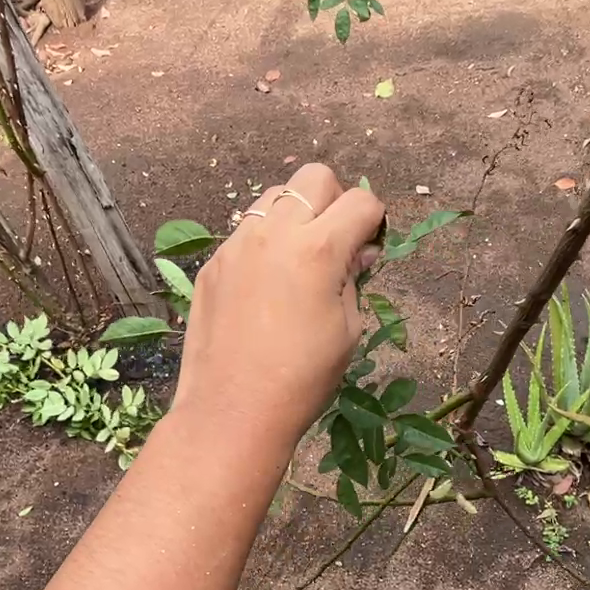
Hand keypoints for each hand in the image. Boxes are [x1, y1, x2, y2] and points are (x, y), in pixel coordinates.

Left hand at [171, 163, 384, 449]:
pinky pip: (246, 233)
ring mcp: (237, 245)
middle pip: (314, 178)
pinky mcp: (213, 264)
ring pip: (274, 198)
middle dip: (335, 201)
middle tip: (336, 245)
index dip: (375, 220)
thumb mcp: (347, 331)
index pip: (360, 201)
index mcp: (318, 250)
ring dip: (296, 217)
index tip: (372, 246)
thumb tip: (357, 253)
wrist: (233, 411)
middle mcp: (275, 233)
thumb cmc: (303, 380)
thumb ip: (353, 280)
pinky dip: (266, 244)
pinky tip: (267, 289)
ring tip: (299, 263)